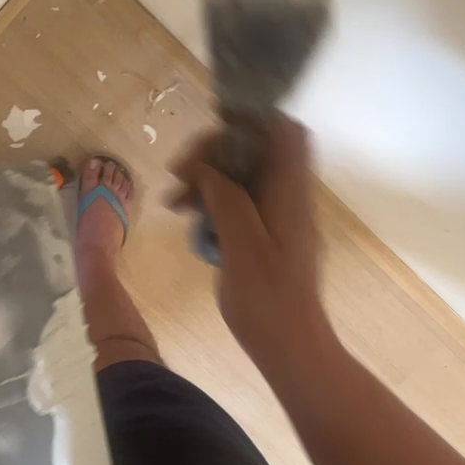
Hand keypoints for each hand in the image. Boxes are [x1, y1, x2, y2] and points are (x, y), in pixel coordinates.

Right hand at [167, 114, 328, 366]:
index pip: (284, 130)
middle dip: (213, 153)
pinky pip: (238, 203)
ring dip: (207, 180)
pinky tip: (189, 221)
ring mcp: (278, 217)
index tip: (210, 127)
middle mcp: (288, 197)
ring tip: (174, 202)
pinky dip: (212, 203)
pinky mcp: (265, 236)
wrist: (290, 348)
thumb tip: (205, 167)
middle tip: (179, 175)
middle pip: (254, 150)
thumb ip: (225, 196)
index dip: (251, 117)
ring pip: (241, 177)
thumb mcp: (241, 243)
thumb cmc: (268, 300)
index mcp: (290, 193)